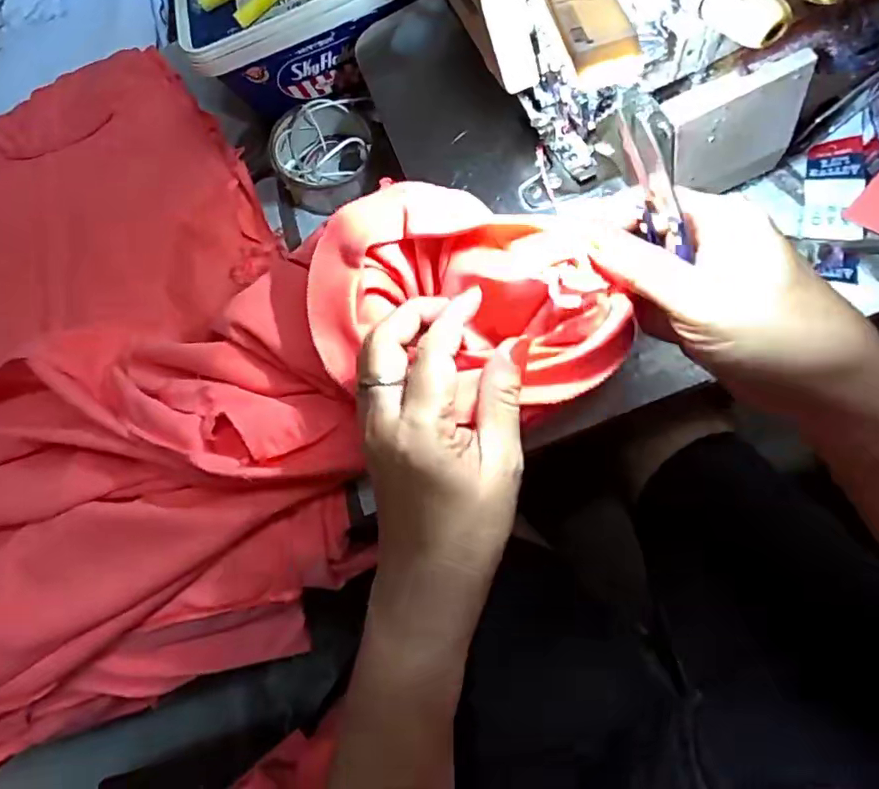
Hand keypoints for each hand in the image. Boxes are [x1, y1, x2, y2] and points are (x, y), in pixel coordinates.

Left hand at [357, 288, 524, 587]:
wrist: (427, 581)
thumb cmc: (473, 529)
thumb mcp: (501, 464)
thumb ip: (500, 397)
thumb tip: (510, 345)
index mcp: (418, 426)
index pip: (430, 350)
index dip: (453, 316)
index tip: (475, 297)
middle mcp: (381, 419)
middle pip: (380, 343)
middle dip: (411, 313)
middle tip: (450, 307)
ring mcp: (369, 428)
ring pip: (370, 360)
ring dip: (400, 332)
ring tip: (441, 327)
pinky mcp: (369, 436)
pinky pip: (374, 380)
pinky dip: (394, 356)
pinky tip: (427, 360)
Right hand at [587, 188, 878, 418]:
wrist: (831, 394)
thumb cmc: (774, 335)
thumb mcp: (699, 298)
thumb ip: (637, 266)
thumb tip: (580, 234)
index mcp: (717, 217)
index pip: (646, 202)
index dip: (606, 220)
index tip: (568, 248)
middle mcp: (708, 239)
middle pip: (641, 238)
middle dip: (614, 262)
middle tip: (583, 287)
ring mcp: (705, 276)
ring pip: (645, 273)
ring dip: (630, 293)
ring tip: (615, 311)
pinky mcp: (701, 309)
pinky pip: (658, 302)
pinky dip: (647, 316)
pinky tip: (646, 330)